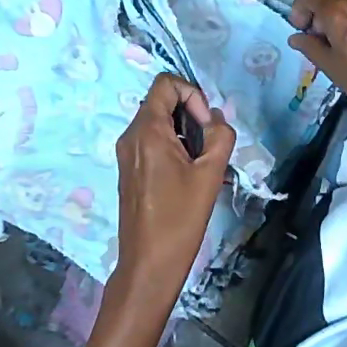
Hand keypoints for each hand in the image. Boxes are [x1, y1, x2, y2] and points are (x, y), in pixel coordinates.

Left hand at [111, 74, 235, 312]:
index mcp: (147, 130)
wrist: (148, 262)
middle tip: (208, 145)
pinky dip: (171, 145)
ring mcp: (126, 152)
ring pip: (157, 122)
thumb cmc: (180, 218)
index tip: (206, 125)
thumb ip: (220, 136)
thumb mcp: (210, 174)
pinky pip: (150, 141)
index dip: (192, 94)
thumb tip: (215, 118)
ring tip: (200, 162)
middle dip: (190, 114)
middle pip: (161, 102)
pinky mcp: (128, 168)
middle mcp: (130, 135)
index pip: (165, 84)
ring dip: (184, 131)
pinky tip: (186, 174)